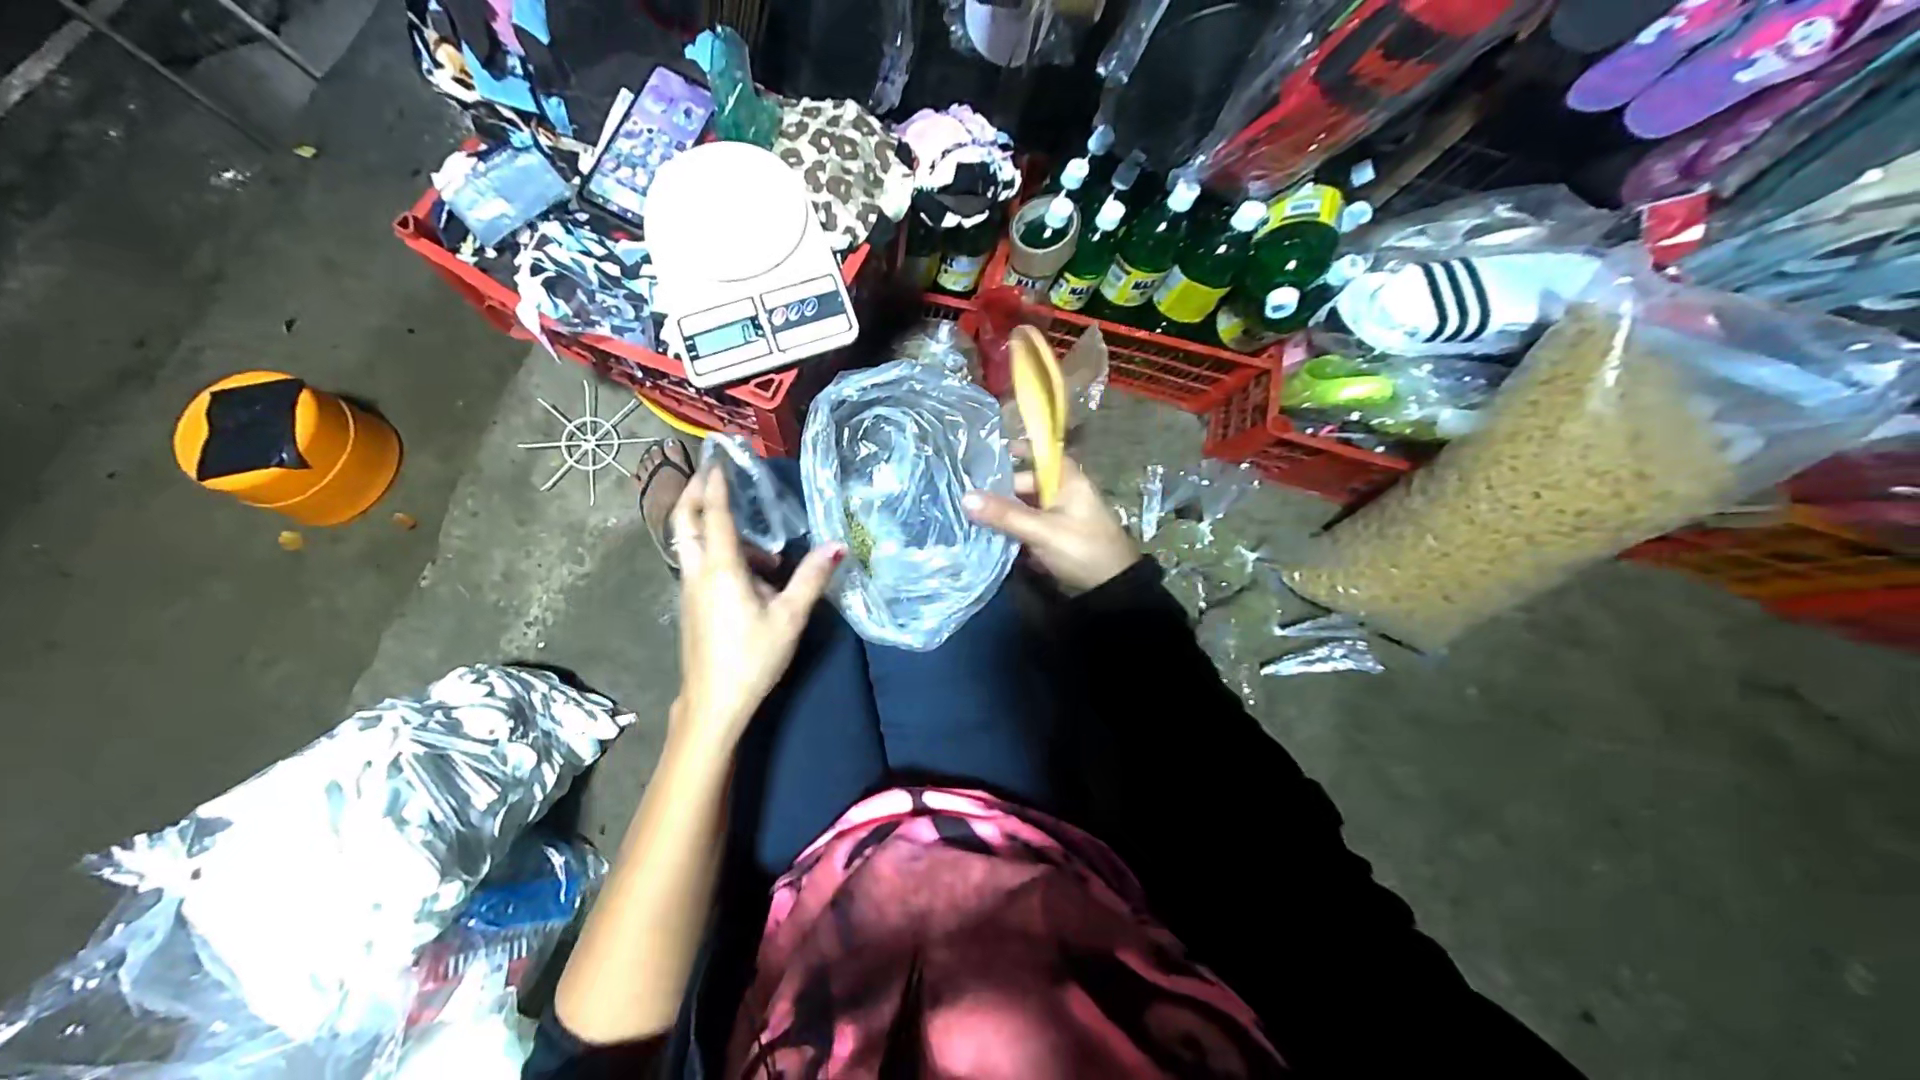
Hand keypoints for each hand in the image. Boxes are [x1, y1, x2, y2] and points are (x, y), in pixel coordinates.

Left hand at [670, 464, 841, 749]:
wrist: (713, 702)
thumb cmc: (752, 656)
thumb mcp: (790, 616)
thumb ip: (812, 577)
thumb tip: (837, 545)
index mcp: (720, 569)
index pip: (716, 514)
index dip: (718, 484)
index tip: (719, 458)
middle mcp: (697, 572)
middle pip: (685, 521)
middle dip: (697, 492)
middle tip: (714, 473)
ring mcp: (689, 589)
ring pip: (693, 544)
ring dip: (717, 530)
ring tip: (767, 553)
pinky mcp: (691, 605)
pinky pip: (699, 564)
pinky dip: (719, 553)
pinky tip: (755, 577)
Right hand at [964, 450, 1138, 591]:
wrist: (1112, 589)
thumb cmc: (1082, 549)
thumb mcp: (1042, 531)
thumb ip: (1005, 514)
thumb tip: (965, 496)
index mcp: (1068, 481)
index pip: (1041, 455)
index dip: (1019, 450)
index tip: (991, 450)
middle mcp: (1064, 494)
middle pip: (1026, 485)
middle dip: (1000, 491)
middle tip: (967, 497)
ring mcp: (1061, 517)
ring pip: (1026, 508)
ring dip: (1004, 514)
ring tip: (972, 517)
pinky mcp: (1056, 538)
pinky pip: (1029, 527)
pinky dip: (1014, 531)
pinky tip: (991, 537)